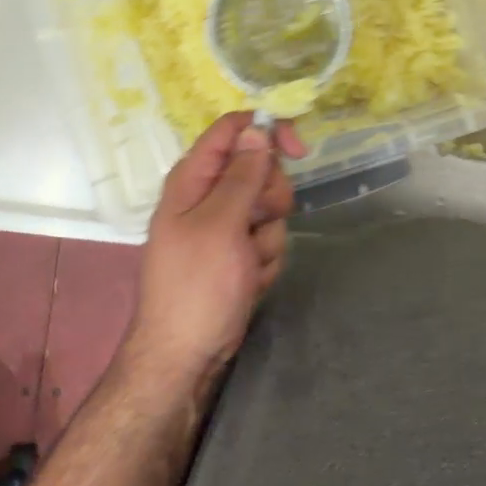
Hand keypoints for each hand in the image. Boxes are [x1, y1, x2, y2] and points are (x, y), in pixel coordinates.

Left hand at [125, 113, 306, 381]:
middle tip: (255, 224)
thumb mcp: (221, 225)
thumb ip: (242, 175)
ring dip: (268, 238)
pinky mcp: (239, 254)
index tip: (298, 152)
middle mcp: (208, 196)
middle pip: (261, 169)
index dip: (267, 132)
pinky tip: (248, 281)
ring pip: (271, 209)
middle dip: (270, 199)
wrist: (187, 354)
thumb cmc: (197, 287)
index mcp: (192, 178)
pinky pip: (269, 240)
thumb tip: (258, 130)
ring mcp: (225, 227)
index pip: (233, 130)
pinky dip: (265, 261)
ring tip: (245, 265)